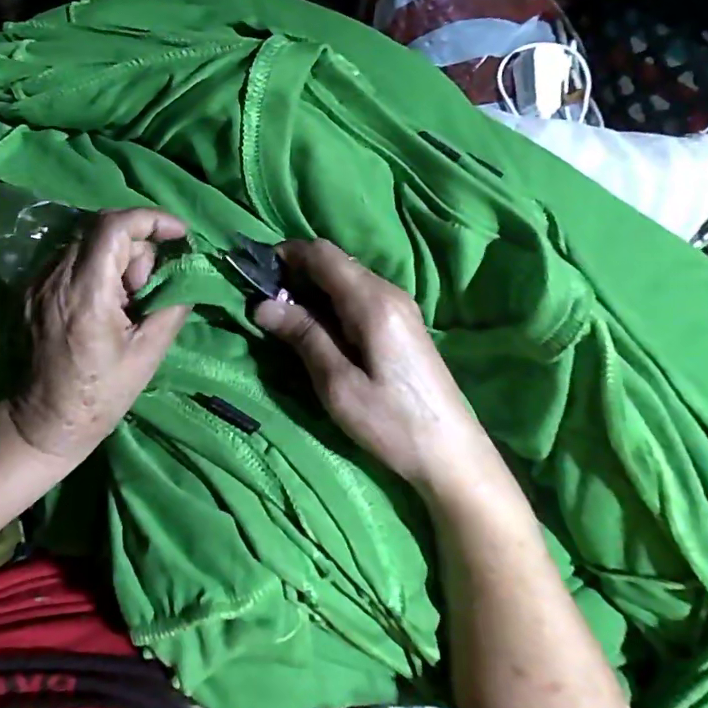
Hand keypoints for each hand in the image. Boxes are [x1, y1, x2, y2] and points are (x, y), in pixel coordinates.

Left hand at [8, 208, 192, 460]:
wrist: (44, 420)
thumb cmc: (101, 393)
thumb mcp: (149, 352)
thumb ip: (172, 303)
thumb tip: (187, 272)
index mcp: (87, 293)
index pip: (114, 226)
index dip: (152, 219)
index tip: (179, 233)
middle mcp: (57, 278)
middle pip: (103, 228)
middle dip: (137, 245)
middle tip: (149, 286)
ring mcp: (39, 282)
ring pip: (88, 242)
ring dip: (118, 257)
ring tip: (128, 300)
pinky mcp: (33, 290)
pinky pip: (72, 260)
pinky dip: (98, 268)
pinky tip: (105, 304)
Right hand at [253, 239, 497, 489]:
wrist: (451, 454)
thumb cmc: (392, 422)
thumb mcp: (338, 384)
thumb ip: (303, 336)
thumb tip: (262, 304)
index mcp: (372, 301)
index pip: (322, 253)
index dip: (286, 255)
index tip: (256, 276)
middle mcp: (388, 292)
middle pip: (334, 262)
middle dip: (295, 274)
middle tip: (264, 304)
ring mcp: (399, 306)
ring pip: (345, 279)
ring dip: (311, 290)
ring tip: (284, 320)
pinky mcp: (401, 324)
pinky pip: (357, 297)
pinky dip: (330, 303)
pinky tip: (317, 331)